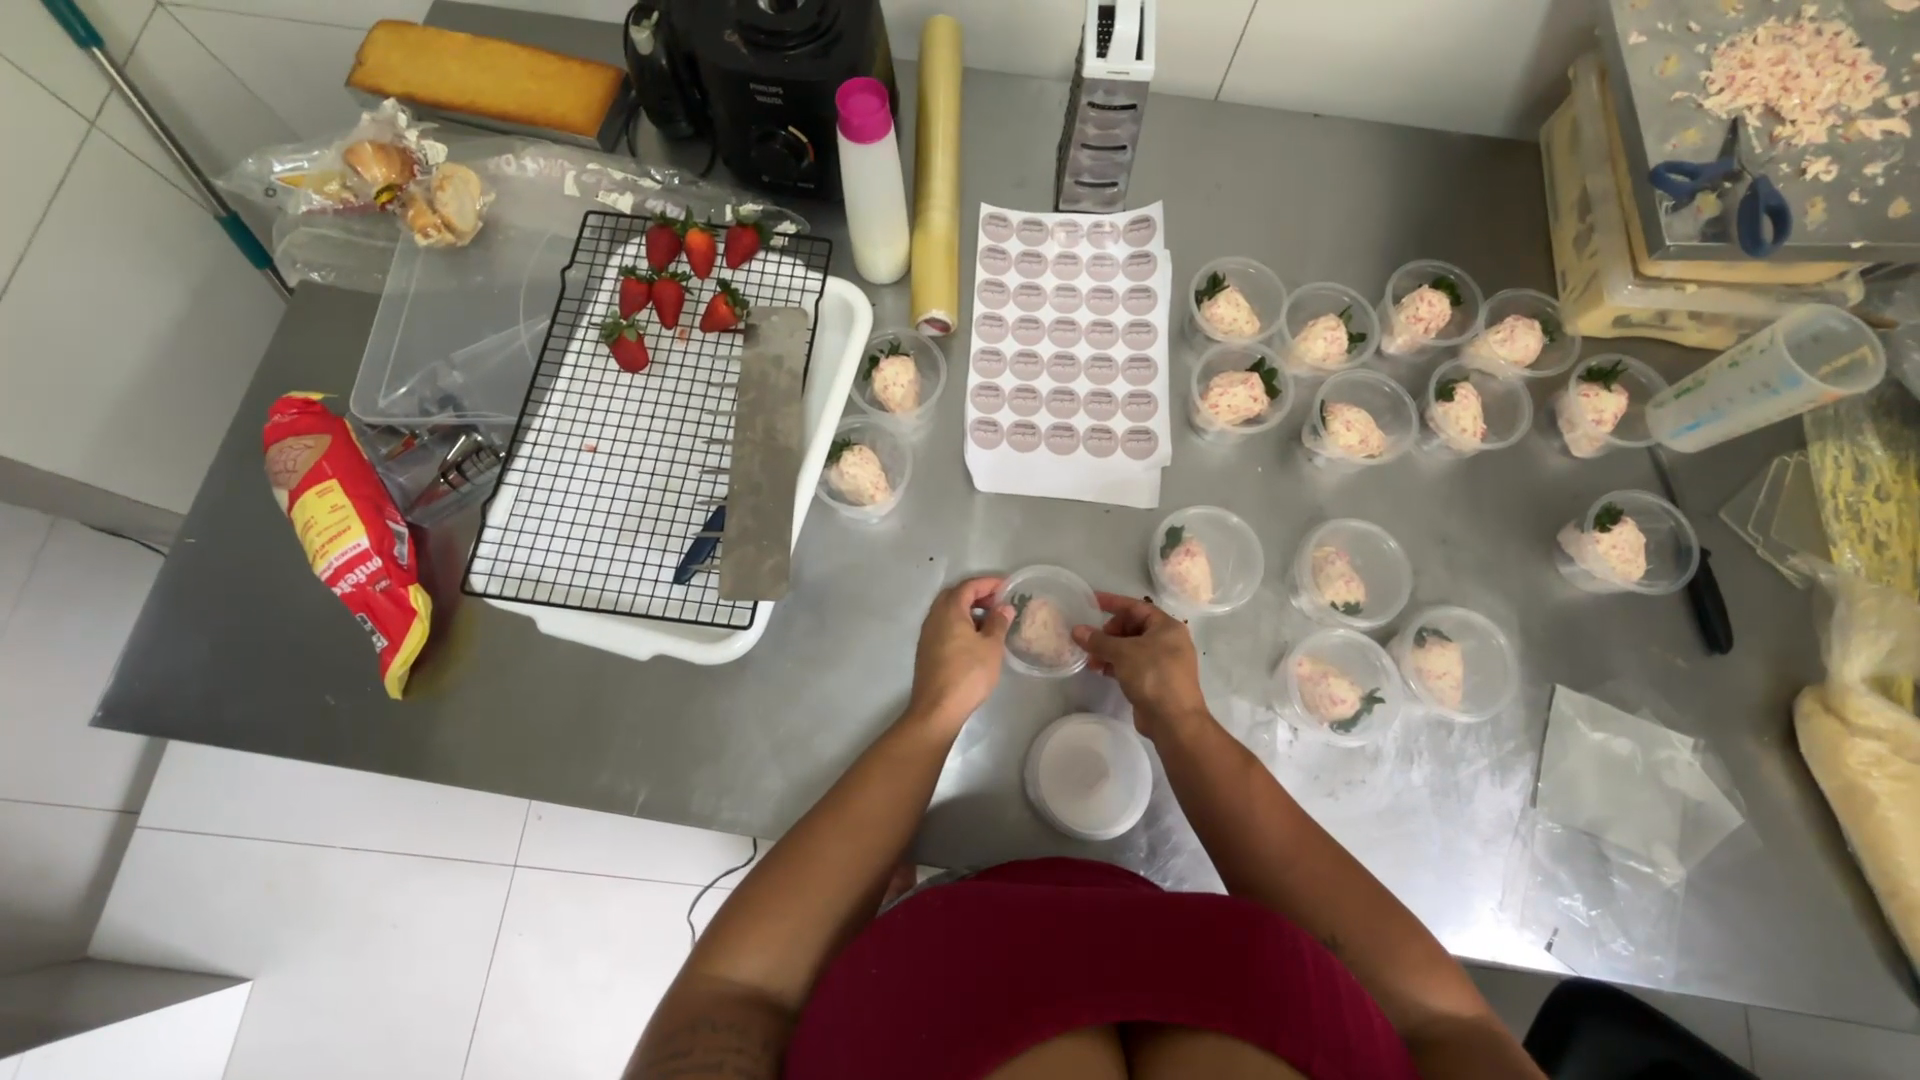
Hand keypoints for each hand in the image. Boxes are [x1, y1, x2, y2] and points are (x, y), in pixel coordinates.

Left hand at [905, 577, 1012, 733]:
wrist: (938, 708)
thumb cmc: (968, 673)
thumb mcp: (991, 646)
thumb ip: (998, 623)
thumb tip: (1004, 607)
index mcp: (949, 610)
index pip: (968, 586)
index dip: (988, 583)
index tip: (1007, 586)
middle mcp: (934, 617)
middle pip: (954, 595)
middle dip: (976, 594)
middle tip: (997, 603)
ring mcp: (927, 634)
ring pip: (947, 611)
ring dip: (968, 610)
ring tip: (990, 621)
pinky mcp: (926, 650)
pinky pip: (944, 626)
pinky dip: (959, 623)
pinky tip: (974, 638)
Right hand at [1072, 593, 1209, 740]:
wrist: (1174, 720)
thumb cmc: (1153, 676)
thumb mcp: (1123, 653)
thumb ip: (1099, 640)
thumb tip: (1077, 630)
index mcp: (1167, 627)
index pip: (1136, 607)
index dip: (1113, 602)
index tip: (1091, 601)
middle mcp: (1168, 641)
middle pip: (1133, 627)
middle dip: (1109, 633)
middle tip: (1092, 641)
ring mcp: (1163, 662)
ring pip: (1131, 648)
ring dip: (1109, 651)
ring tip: (1090, 660)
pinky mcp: (1155, 680)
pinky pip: (1132, 665)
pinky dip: (1116, 664)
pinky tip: (1100, 670)